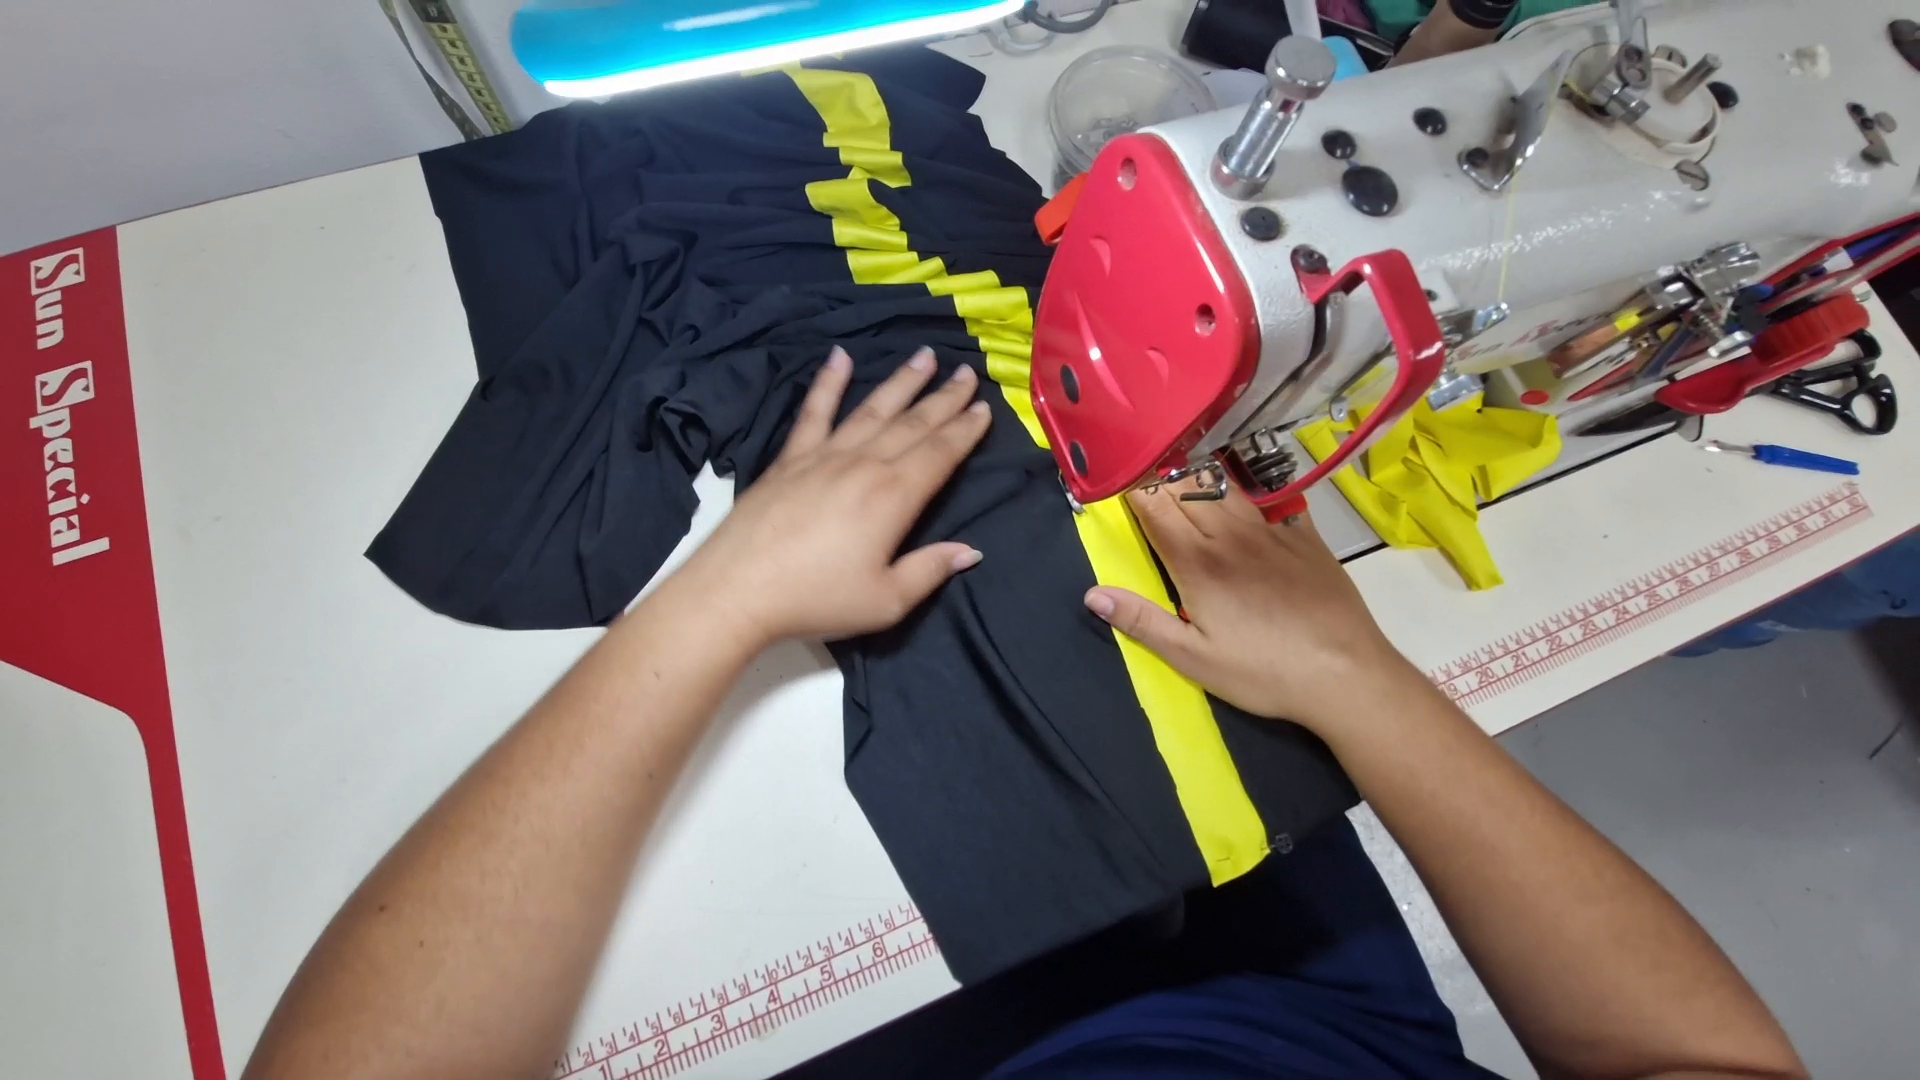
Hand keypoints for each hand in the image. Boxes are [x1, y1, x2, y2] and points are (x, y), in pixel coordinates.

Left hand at [672, 346, 989, 646]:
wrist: (737, 590)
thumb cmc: (817, 599)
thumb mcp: (886, 601)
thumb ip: (931, 571)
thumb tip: (971, 551)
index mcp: (894, 497)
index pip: (940, 454)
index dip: (965, 430)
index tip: (985, 408)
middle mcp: (864, 465)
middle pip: (912, 424)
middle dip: (944, 398)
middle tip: (967, 372)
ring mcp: (824, 456)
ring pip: (872, 409)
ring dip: (902, 381)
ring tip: (925, 356)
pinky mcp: (790, 458)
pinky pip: (814, 412)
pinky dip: (828, 383)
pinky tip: (840, 358)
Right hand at [1083, 481, 1414, 729]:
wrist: (1346, 674)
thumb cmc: (1262, 672)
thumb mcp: (1193, 658)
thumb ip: (1142, 621)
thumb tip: (1092, 593)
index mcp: (1198, 564)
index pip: (1156, 508)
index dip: (1134, 488)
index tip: (1117, 478)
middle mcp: (1231, 536)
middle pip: (1187, 488)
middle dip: (1160, 475)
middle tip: (1143, 469)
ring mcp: (1271, 532)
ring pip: (1225, 486)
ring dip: (1197, 474)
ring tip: (1181, 467)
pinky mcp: (1304, 537)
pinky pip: (1269, 499)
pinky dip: (1245, 486)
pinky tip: (1241, 485)